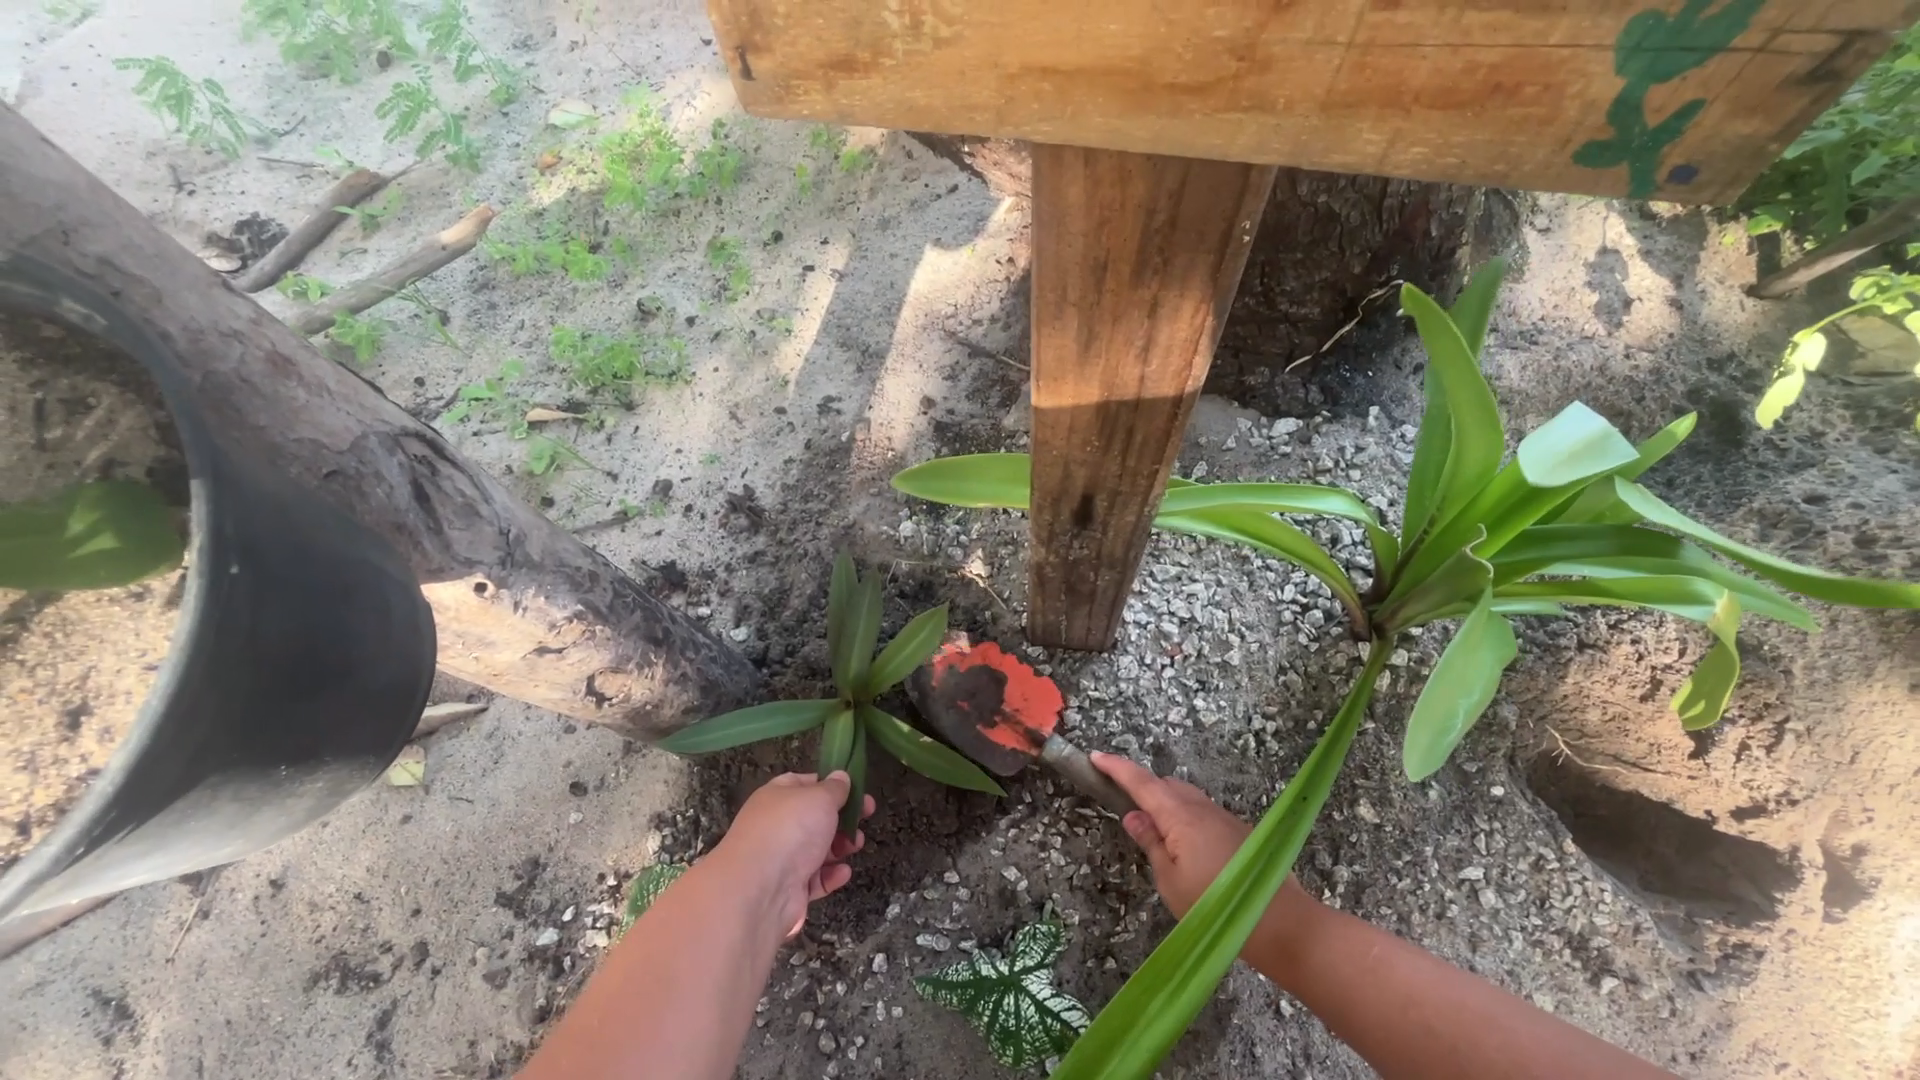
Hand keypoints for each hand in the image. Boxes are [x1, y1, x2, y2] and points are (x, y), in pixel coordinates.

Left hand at [707, 772, 874, 937]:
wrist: (759, 889)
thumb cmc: (791, 830)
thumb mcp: (820, 797)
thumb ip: (835, 788)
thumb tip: (841, 776)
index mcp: (778, 797)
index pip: (806, 783)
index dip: (832, 785)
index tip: (858, 792)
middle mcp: (777, 826)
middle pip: (815, 818)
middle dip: (842, 819)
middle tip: (864, 819)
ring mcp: (782, 859)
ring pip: (817, 849)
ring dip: (840, 847)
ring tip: (855, 845)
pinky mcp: (788, 889)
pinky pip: (815, 879)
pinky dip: (830, 875)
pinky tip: (843, 872)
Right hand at [1092, 753, 1317, 954]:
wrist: (1281, 923)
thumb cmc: (1214, 905)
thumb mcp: (1170, 881)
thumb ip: (1151, 844)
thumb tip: (1134, 816)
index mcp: (1180, 817)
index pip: (1142, 783)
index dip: (1117, 768)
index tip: (1096, 756)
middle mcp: (1203, 808)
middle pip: (1167, 786)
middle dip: (1144, 788)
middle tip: (1125, 803)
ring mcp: (1225, 817)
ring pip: (1189, 798)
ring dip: (1168, 803)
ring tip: (1157, 829)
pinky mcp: (1242, 831)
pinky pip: (1206, 813)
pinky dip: (1189, 818)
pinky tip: (1190, 847)